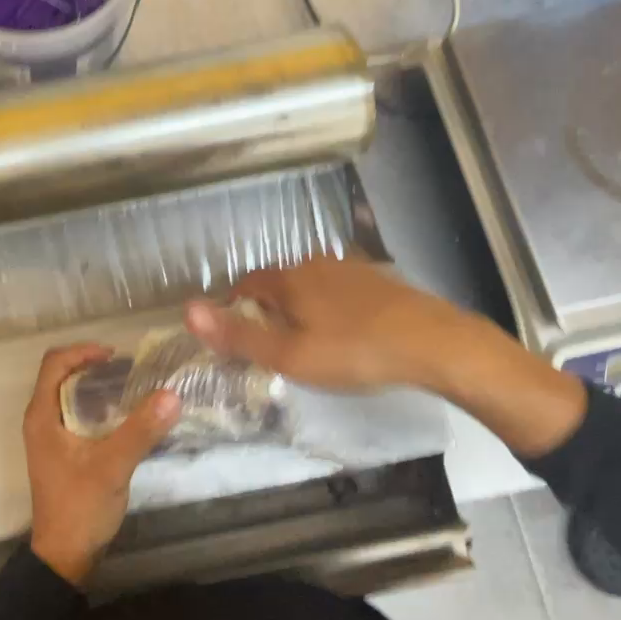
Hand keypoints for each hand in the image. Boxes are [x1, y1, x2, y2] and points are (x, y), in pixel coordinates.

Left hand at [23, 343, 180, 586]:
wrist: (64, 555)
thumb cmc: (80, 507)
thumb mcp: (113, 466)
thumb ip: (140, 430)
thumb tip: (172, 394)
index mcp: (42, 415)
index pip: (54, 363)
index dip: (83, 351)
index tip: (116, 356)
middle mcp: (40, 420)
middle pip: (61, 374)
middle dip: (92, 366)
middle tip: (128, 370)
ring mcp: (49, 437)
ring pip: (69, 395)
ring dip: (95, 386)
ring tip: (130, 388)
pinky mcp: (61, 451)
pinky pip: (76, 414)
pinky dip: (96, 406)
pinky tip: (123, 417)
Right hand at [184, 258, 587, 456]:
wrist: (435, 344)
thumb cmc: (353, 352)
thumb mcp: (288, 355)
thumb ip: (236, 335)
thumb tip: (185, 309)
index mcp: (288, 279)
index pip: (245, 284)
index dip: (233, 308)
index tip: (234, 336)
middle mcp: (315, 264)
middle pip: (277, 283)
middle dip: (267, 309)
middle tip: (269, 346)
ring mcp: (350, 269)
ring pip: (310, 287)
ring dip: (300, 309)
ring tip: (305, 343)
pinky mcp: (378, 281)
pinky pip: (338, 293)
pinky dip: (330, 310)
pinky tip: (344, 335)